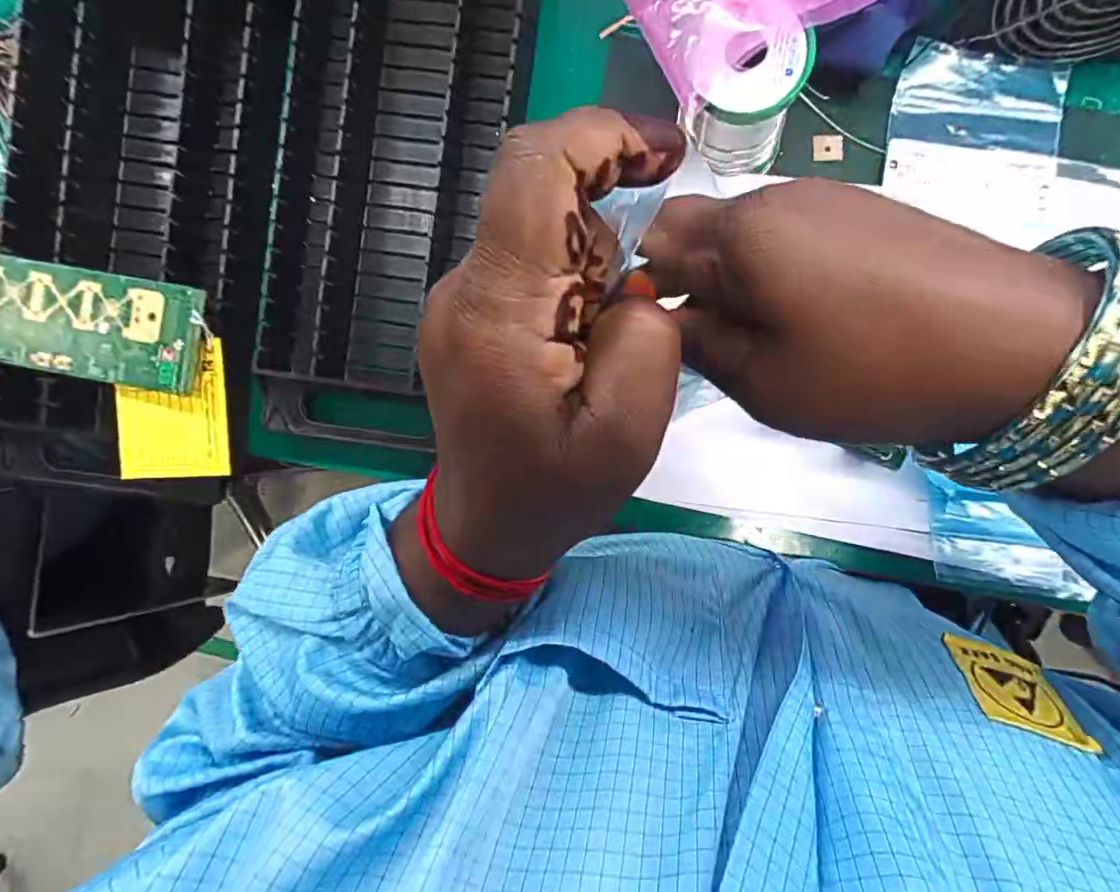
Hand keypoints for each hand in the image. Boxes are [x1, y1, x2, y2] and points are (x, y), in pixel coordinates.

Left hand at [395, 107, 686, 630]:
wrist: (485, 529)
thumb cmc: (553, 494)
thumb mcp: (627, 435)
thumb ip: (647, 340)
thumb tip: (634, 286)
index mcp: (499, 313)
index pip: (534, 171)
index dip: (602, 135)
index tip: (662, 152)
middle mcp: (463, 291)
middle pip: (538, 194)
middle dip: (607, 218)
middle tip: (643, 286)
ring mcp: (457, 302)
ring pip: (536, 232)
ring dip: (590, 265)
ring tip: (602, 345)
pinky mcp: (465, 316)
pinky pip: (525, 266)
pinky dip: (568, 284)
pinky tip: (578, 344)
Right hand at [640, 178, 1101, 447]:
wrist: (1013, 344)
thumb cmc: (871, 373)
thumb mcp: (763, 381)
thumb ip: (697, 345)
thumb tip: (658, 318)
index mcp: (739, 235)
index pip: (650, 243)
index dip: (637, 292)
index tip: (653, 342)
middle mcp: (773, 198)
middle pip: (692, 227)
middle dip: (679, 281)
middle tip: (703, 344)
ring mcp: (822, 197)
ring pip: (738, 233)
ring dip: (726, 279)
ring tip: (755, 336)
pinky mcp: (859, 209)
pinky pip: (783, 234)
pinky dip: (768, 271)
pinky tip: (800, 315)